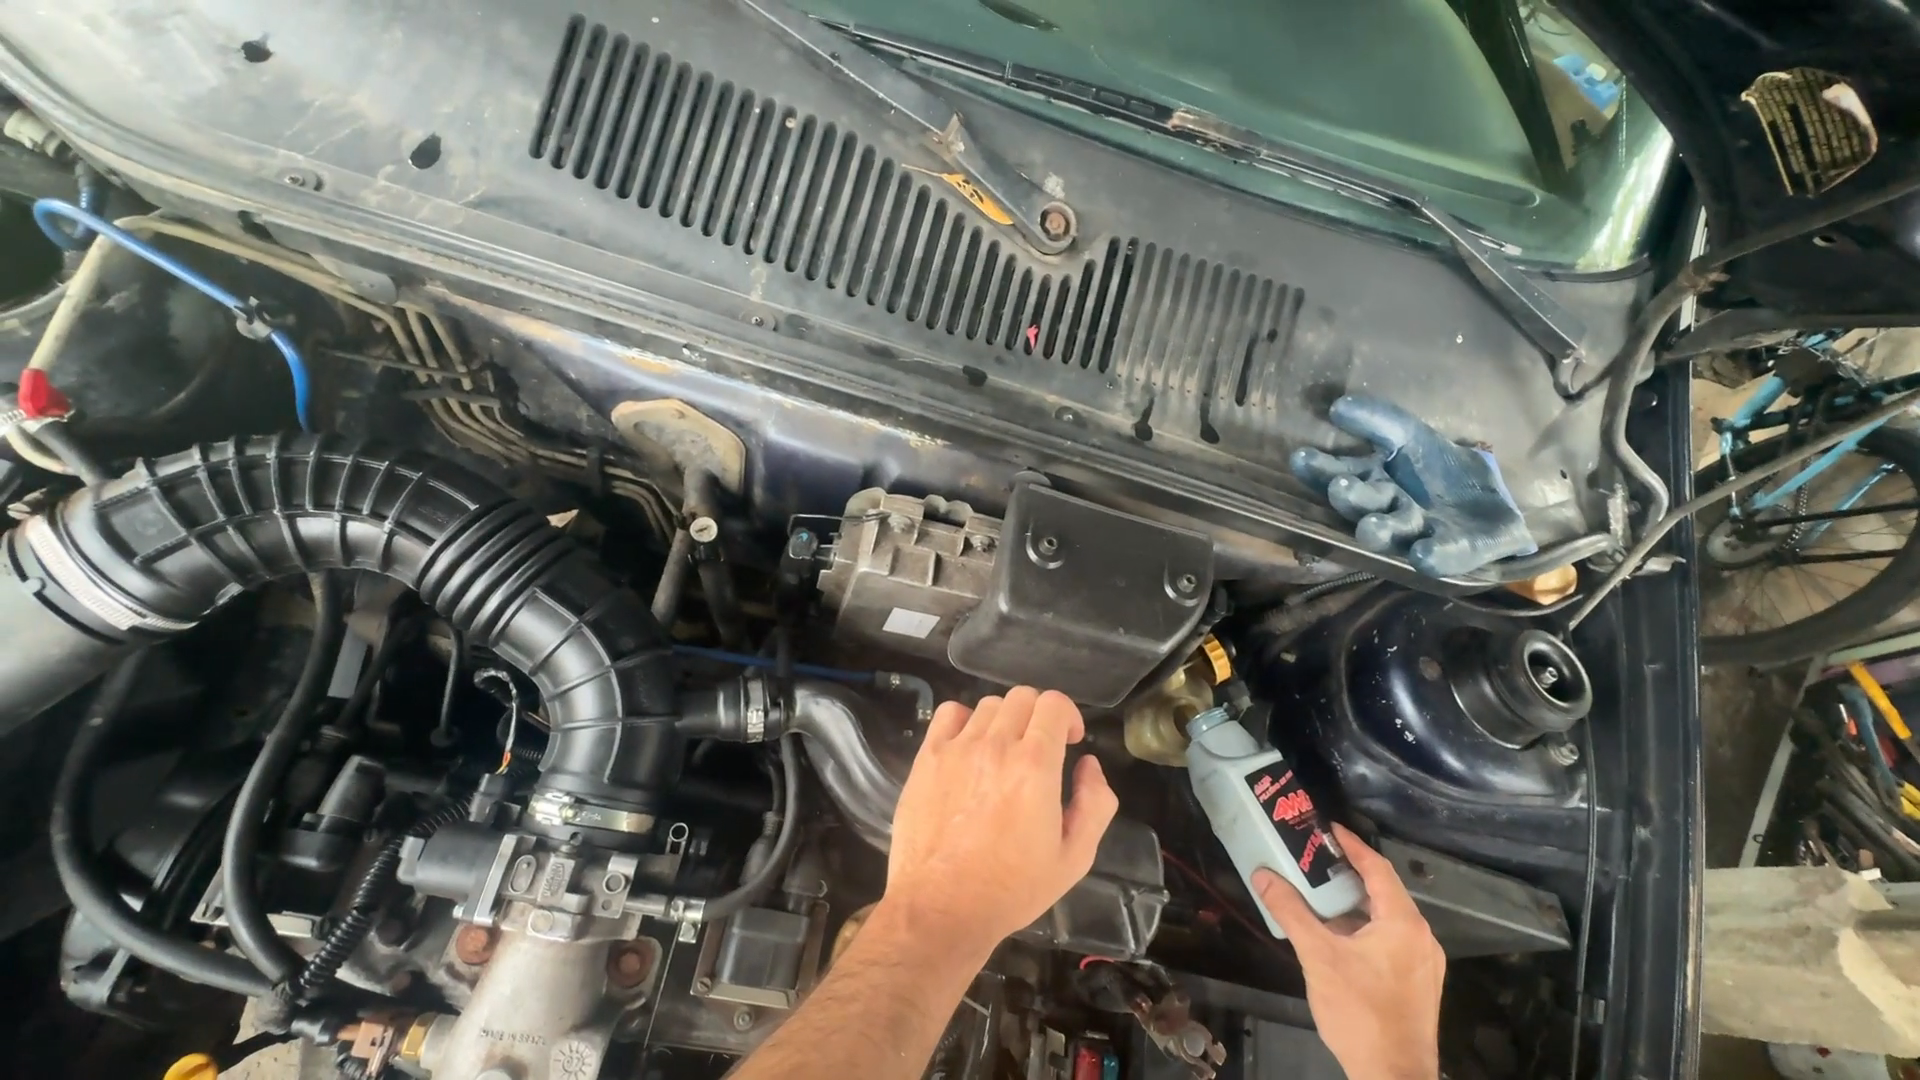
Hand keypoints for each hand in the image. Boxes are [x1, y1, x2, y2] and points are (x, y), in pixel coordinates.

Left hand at [878, 686, 1118, 961]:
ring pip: (988, 705)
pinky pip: (949, 714)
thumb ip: (1095, 804)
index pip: (1054, 704)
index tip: (1070, 741)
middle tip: (1040, 748)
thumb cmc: (1012, 888)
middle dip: (1039, 716)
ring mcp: (957, 748)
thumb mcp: (1074, 858)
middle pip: (1022, 698)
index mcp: (1035, 765)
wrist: (942, 908)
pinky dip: (965, 720)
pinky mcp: (927, 758)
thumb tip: (1089, 765)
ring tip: (1004, 752)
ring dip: (1005, 720)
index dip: (1069, 716)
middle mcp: (996, 746)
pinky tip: (969, 746)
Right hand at [1253, 824, 1444, 1079]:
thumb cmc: (1359, 1011)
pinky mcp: (1420, 982)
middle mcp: (1421, 936)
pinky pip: (1392, 938)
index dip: (1352, 845)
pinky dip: (1365, 925)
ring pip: (1388, 916)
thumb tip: (1262, 875)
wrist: (1394, 1077)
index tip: (1326, 829)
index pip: (1377, 868)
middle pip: (1384, 890)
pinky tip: (1339, 935)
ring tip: (1320, 893)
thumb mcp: (1318, 957)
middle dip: (1349, 872)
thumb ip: (1291, 912)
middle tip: (1315, 858)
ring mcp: (1424, 962)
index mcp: (1402, 922)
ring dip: (1355, 902)